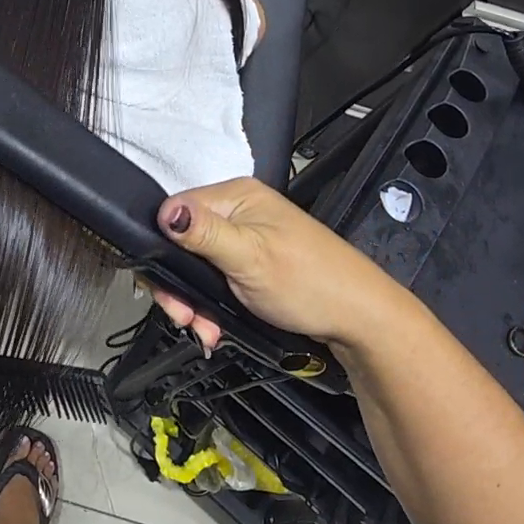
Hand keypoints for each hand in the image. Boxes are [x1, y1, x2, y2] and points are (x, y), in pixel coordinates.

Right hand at [150, 178, 396, 352]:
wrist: (359, 319)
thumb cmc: (315, 283)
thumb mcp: (250, 257)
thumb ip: (204, 233)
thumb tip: (167, 211)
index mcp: (236, 196)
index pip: (175, 212)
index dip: (163, 252)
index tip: (169, 289)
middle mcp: (238, 212)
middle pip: (181, 242)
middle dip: (179, 286)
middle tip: (187, 316)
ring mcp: (245, 237)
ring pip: (196, 266)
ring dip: (194, 302)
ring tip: (205, 327)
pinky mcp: (250, 262)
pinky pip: (214, 279)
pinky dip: (210, 304)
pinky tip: (215, 324)